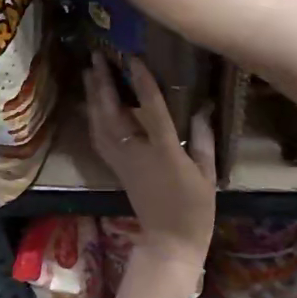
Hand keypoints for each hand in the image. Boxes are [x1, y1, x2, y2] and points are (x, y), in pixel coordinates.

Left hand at [84, 53, 217, 266]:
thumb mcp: (207, 173)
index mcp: (164, 152)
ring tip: (89, 73)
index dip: (142, 83)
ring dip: (93, 96)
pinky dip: (93, 117)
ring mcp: (121, 161)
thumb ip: (203, 139)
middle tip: (96, 58)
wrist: (169, 239)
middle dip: (103, 83)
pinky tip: (91, 104)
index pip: (151, 110)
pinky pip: (98, 137)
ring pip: (100, 123)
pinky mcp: (114, 167)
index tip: (133, 60)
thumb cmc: (195, 207)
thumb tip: (200, 109)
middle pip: (113, 113)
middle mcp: (136, 152)